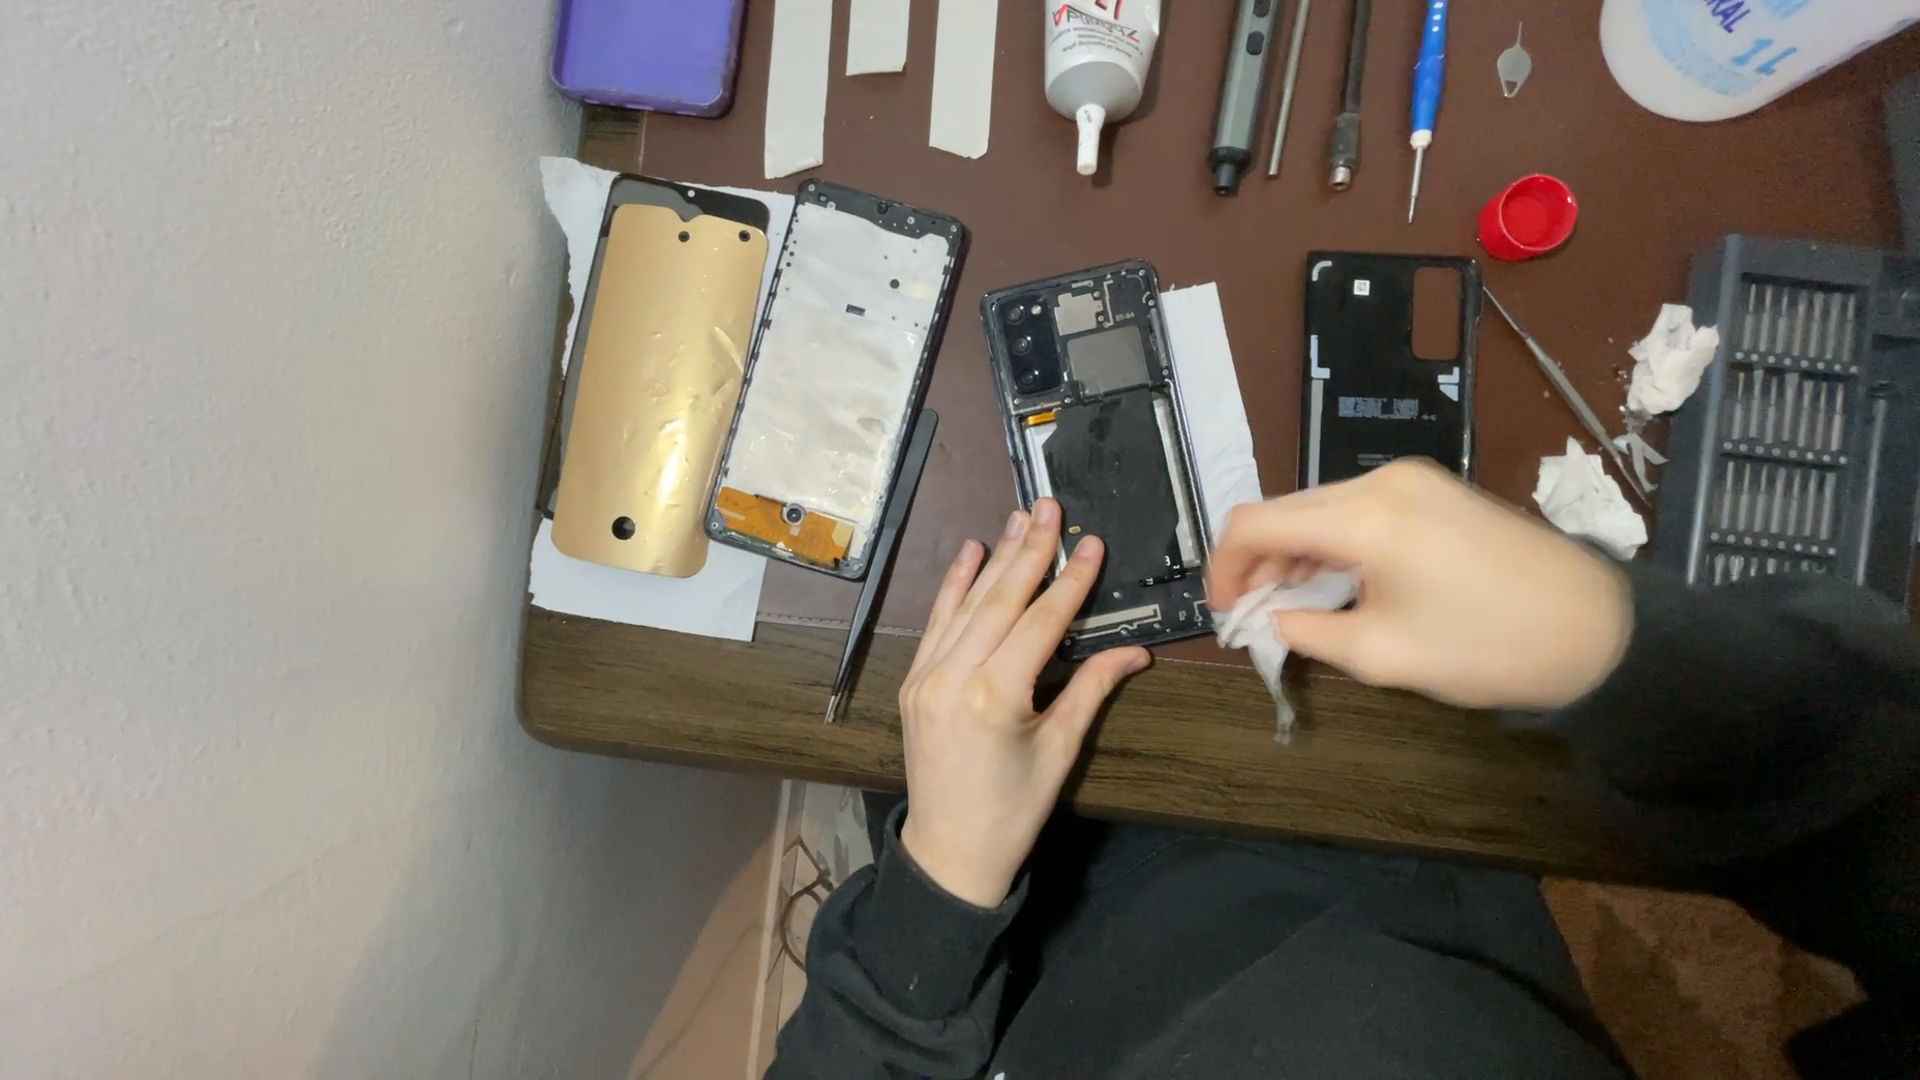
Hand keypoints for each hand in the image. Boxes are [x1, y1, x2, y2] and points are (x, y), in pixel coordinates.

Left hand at [897, 498, 1150, 907]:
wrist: (949, 851)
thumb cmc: (1014, 809)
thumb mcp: (1060, 751)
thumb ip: (1092, 689)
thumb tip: (1136, 651)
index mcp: (994, 696)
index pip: (1040, 623)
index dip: (1070, 581)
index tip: (1090, 543)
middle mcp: (954, 676)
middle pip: (1000, 600)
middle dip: (1029, 551)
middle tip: (1049, 507)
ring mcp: (926, 676)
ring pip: (966, 604)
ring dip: (995, 558)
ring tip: (1019, 518)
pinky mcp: (913, 680)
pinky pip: (935, 623)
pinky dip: (952, 585)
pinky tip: (969, 552)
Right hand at [1207, 460, 1631, 710]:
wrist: (1606, 631)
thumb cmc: (1489, 648)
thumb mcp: (1381, 654)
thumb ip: (1305, 630)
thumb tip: (1268, 615)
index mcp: (1363, 518)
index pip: (1253, 524)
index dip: (1223, 566)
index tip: (1225, 610)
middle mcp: (1378, 482)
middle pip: (1280, 510)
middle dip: (1254, 562)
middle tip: (1254, 612)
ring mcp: (1407, 479)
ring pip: (1312, 508)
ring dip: (1289, 552)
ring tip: (1291, 600)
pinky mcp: (1428, 488)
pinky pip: (1349, 508)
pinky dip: (1325, 543)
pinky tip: (1332, 578)